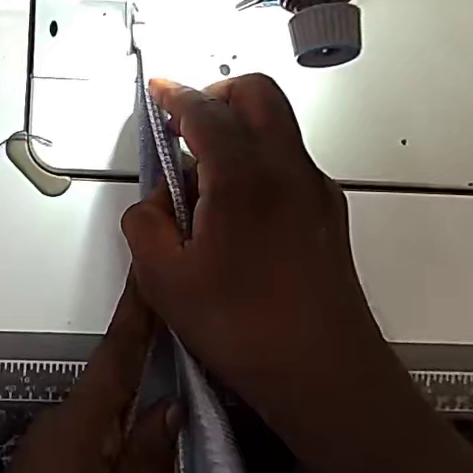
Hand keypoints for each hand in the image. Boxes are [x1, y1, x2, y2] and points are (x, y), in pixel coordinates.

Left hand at [0, 282, 178, 472]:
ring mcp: (47, 446)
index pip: (115, 357)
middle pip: (110, 377)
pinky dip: (120, 419)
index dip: (135, 311)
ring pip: (102, 406)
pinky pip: (90, 430)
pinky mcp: (43, 467)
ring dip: (135, 385)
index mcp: (77, 433)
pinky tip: (143, 424)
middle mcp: (57, 427)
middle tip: (183, 316)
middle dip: (145, 346)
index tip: (147, 265)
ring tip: (175, 363)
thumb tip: (166, 409)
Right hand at [120, 74, 399, 433]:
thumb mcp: (164, 279)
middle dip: (215, 95)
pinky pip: (285, 162)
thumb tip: (156, 203)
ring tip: (198, 180)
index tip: (157, 91)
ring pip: (275, 127)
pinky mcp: (326, 215)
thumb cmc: (246, 330)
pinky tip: (228, 211)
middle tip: (182, 122)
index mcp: (245, 178)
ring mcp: (314, 192)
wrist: (329, 381)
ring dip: (234, 129)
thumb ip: (144, 223)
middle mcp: (288, 172)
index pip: (206, 110)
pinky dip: (253, 160)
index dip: (174, 94)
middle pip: (258, 95)